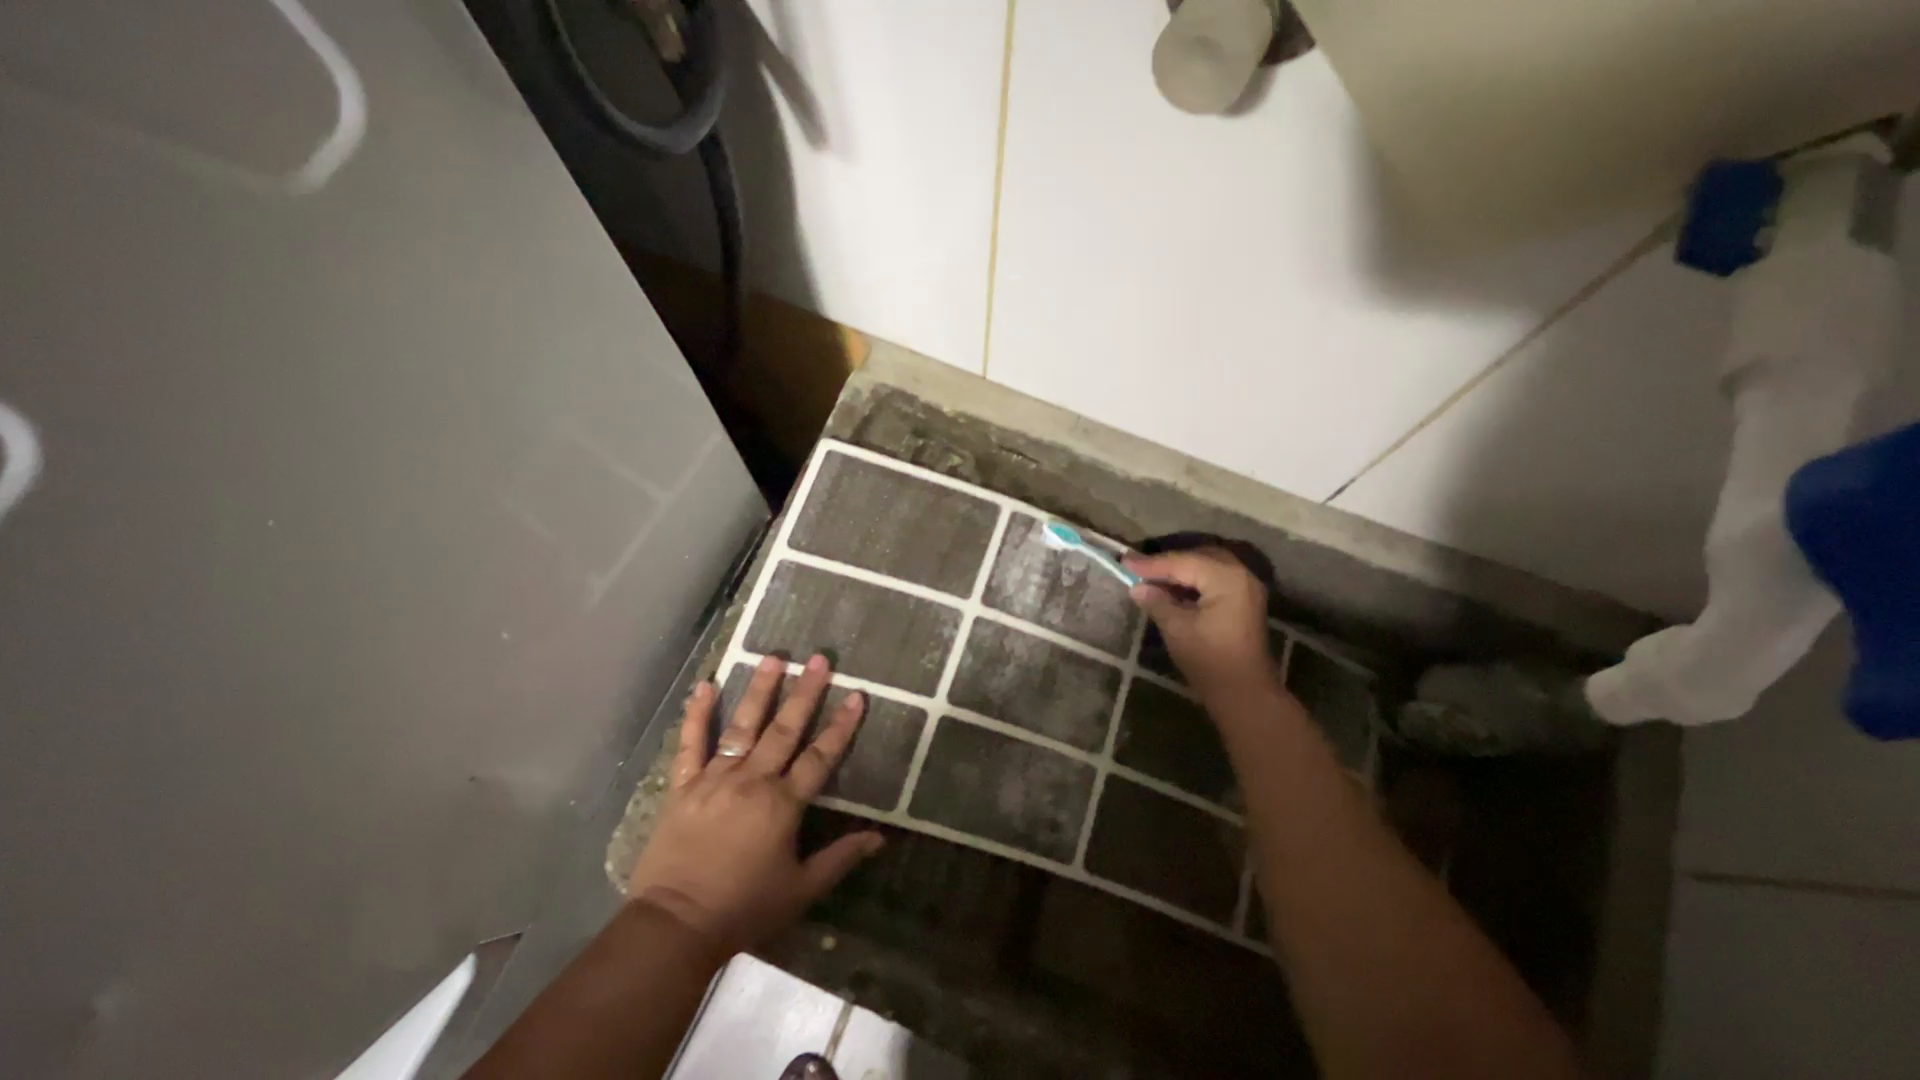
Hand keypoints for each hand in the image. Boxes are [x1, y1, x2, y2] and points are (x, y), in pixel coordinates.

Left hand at [628, 653, 883, 955]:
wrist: (677, 923)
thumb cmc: (745, 908)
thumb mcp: (801, 889)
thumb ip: (840, 859)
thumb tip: (879, 837)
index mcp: (783, 804)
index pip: (820, 757)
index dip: (841, 726)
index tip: (857, 695)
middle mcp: (751, 781)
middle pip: (784, 730)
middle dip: (804, 692)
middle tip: (819, 659)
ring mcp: (714, 779)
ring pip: (741, 726)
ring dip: (759, 691)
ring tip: (773, 657)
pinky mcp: (683, 787)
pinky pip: (690, 744)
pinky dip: (697, 714)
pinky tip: (705, 685)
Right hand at [1124, 548, 1278, 700]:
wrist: (1245, 694)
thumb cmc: (1210, 660)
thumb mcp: (1177, 629)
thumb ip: (1157, 602)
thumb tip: (1137, 588)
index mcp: (1226, 578)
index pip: (1183, 562)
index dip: (1152, 564)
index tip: (1125, 563)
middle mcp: (1241, 575)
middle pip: (1198, 558)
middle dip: (1169, 563)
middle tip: (1139, 569)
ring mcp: (1247, 588)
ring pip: (1208, 567)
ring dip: (1182, 572)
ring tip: (1153, 580)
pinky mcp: (1245, 602)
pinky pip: (1216, 580)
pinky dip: (1195, 582)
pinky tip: (1174, 592)